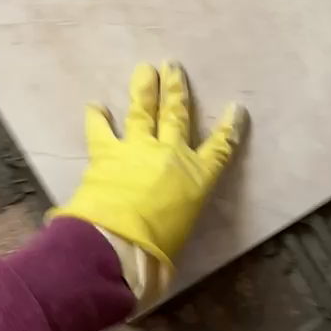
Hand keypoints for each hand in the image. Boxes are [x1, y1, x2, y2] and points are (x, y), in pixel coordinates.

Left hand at [50, 62, 243, 303]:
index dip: (230, 127)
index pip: (221, 148)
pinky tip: (94, 105)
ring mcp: (138, 150)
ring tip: (145, 69)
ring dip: (145, 90)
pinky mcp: (107, 155)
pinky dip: (97, 118)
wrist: (118, 248)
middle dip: (177, 90)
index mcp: (197, 179)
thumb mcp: (176, 244)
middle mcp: (171, 156)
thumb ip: (171, 236)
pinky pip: (100, 131)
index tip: (236, 108)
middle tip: (174, 66)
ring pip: (143, 112)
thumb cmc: (155, 256)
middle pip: (178, 116)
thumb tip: (160, 264)